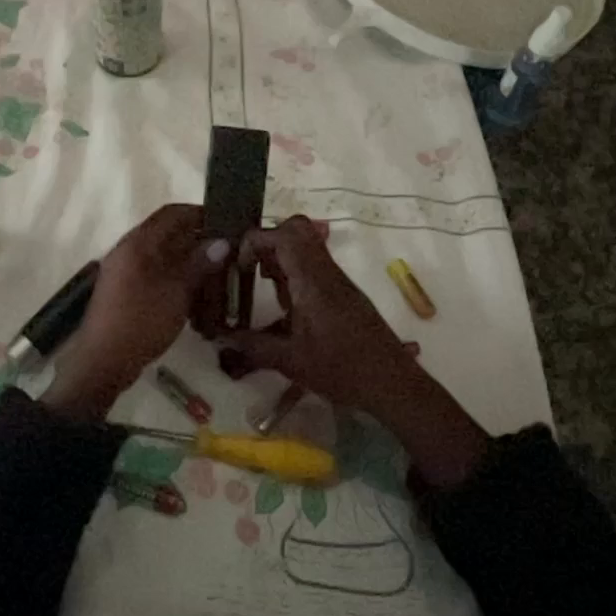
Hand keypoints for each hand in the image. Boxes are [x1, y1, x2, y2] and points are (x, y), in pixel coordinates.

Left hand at [39, 204, 227, 419]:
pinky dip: (176, 281)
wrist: (103, 361)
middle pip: (168, 235)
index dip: (199, 213)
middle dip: (198, 242)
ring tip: (217, 276)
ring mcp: (124, 273)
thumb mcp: (177, 292)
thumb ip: (199, 263)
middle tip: (228, 252)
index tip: (226, 221)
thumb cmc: (141, 321)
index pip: (171, 214)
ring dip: (189, 264)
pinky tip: (196, 297)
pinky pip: (155, 276)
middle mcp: (128, 251)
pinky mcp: (125, 293)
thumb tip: (221, 241)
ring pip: (163, 258)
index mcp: (137, 243)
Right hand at [226, 216, 490, 485]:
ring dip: (281, 258)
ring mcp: (338, 282)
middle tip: (251, 270)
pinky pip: (315, 268)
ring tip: (262, 287)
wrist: (393, 384)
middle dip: (268, 242)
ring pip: (307, 247)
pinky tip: (286, 308)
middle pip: (298, 230)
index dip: (255, 241)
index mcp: (313, 282)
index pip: (284, 236)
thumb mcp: (291, 362)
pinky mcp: (344, 294)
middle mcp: (327, 273)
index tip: (239, 267)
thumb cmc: (342, 370)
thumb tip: (222, 339)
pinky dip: (295, 274)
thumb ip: (253, 348)